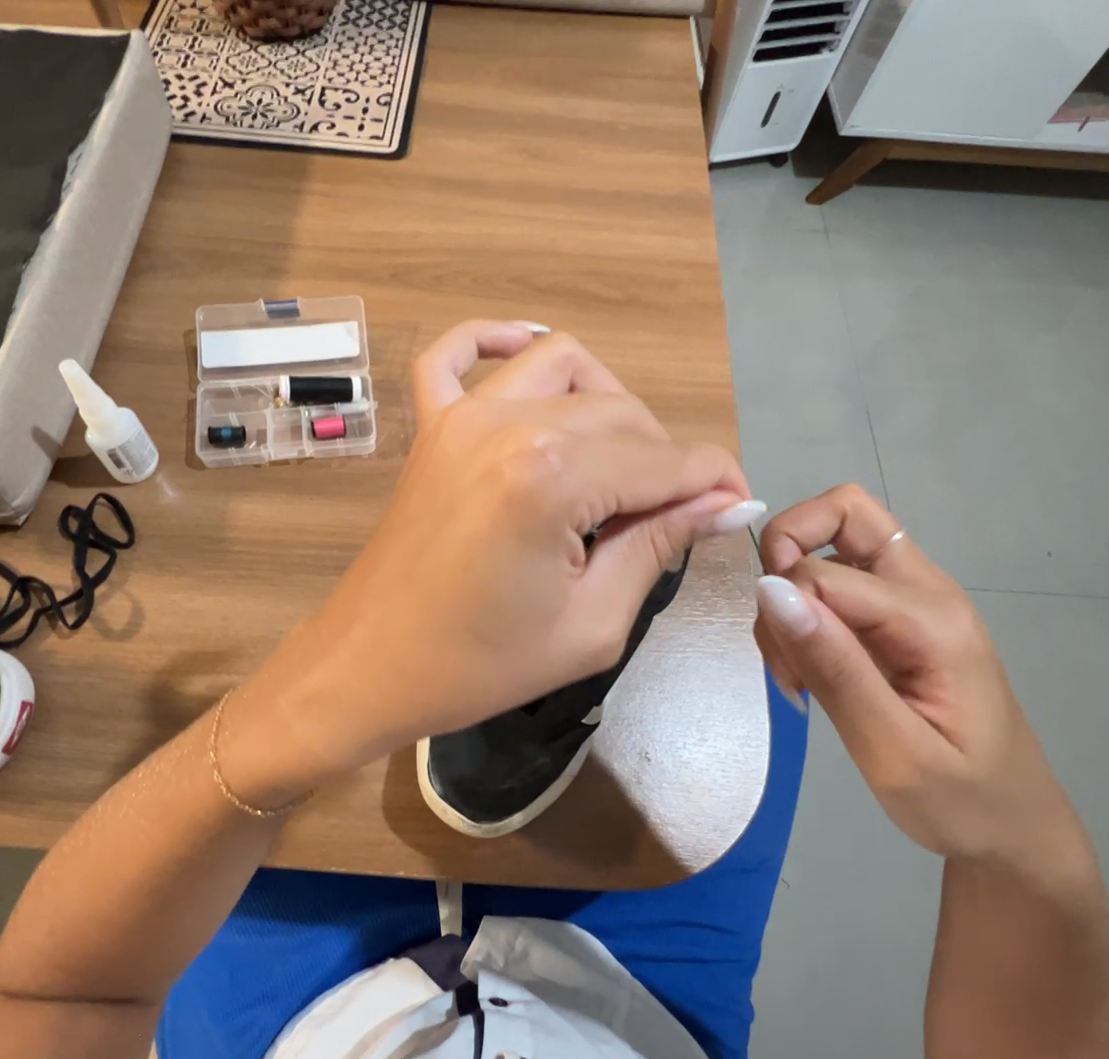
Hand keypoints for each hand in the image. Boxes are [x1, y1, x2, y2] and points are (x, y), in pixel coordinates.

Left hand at [237, 321, 759, 788]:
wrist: (371, 668)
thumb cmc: (480, 665)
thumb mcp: (591, 623)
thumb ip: (659, 546)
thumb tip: (724, 503)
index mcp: (551, 477)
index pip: (665, 458)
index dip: (714, 482)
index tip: (737, 507)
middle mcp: (508, 424)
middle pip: (623, 413)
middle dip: (664, 459)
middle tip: (667, 520)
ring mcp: (461, 415)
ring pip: (563, 366)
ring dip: (608, 404)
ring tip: (616, 466)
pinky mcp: (430, 426)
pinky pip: (454, 353)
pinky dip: (494, 340)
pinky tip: (526, 350)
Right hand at [754, 485, 1089, 876]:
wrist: (1013, 831)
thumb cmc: (960, 802)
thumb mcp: (892, 750)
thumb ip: (833, 666)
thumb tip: (770, 588)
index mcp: (933, 620)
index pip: (824, 571)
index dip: (785, 613)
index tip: (787, 680)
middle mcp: (926, 590)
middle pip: (843, 510)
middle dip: (785, 551)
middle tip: (777, 630)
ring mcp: (913, 600)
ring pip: (832, 543)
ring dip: (792, 588)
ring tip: (797, 670)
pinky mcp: (896, 618)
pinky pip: (836, 579)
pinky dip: (804, 608)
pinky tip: (810, 669)